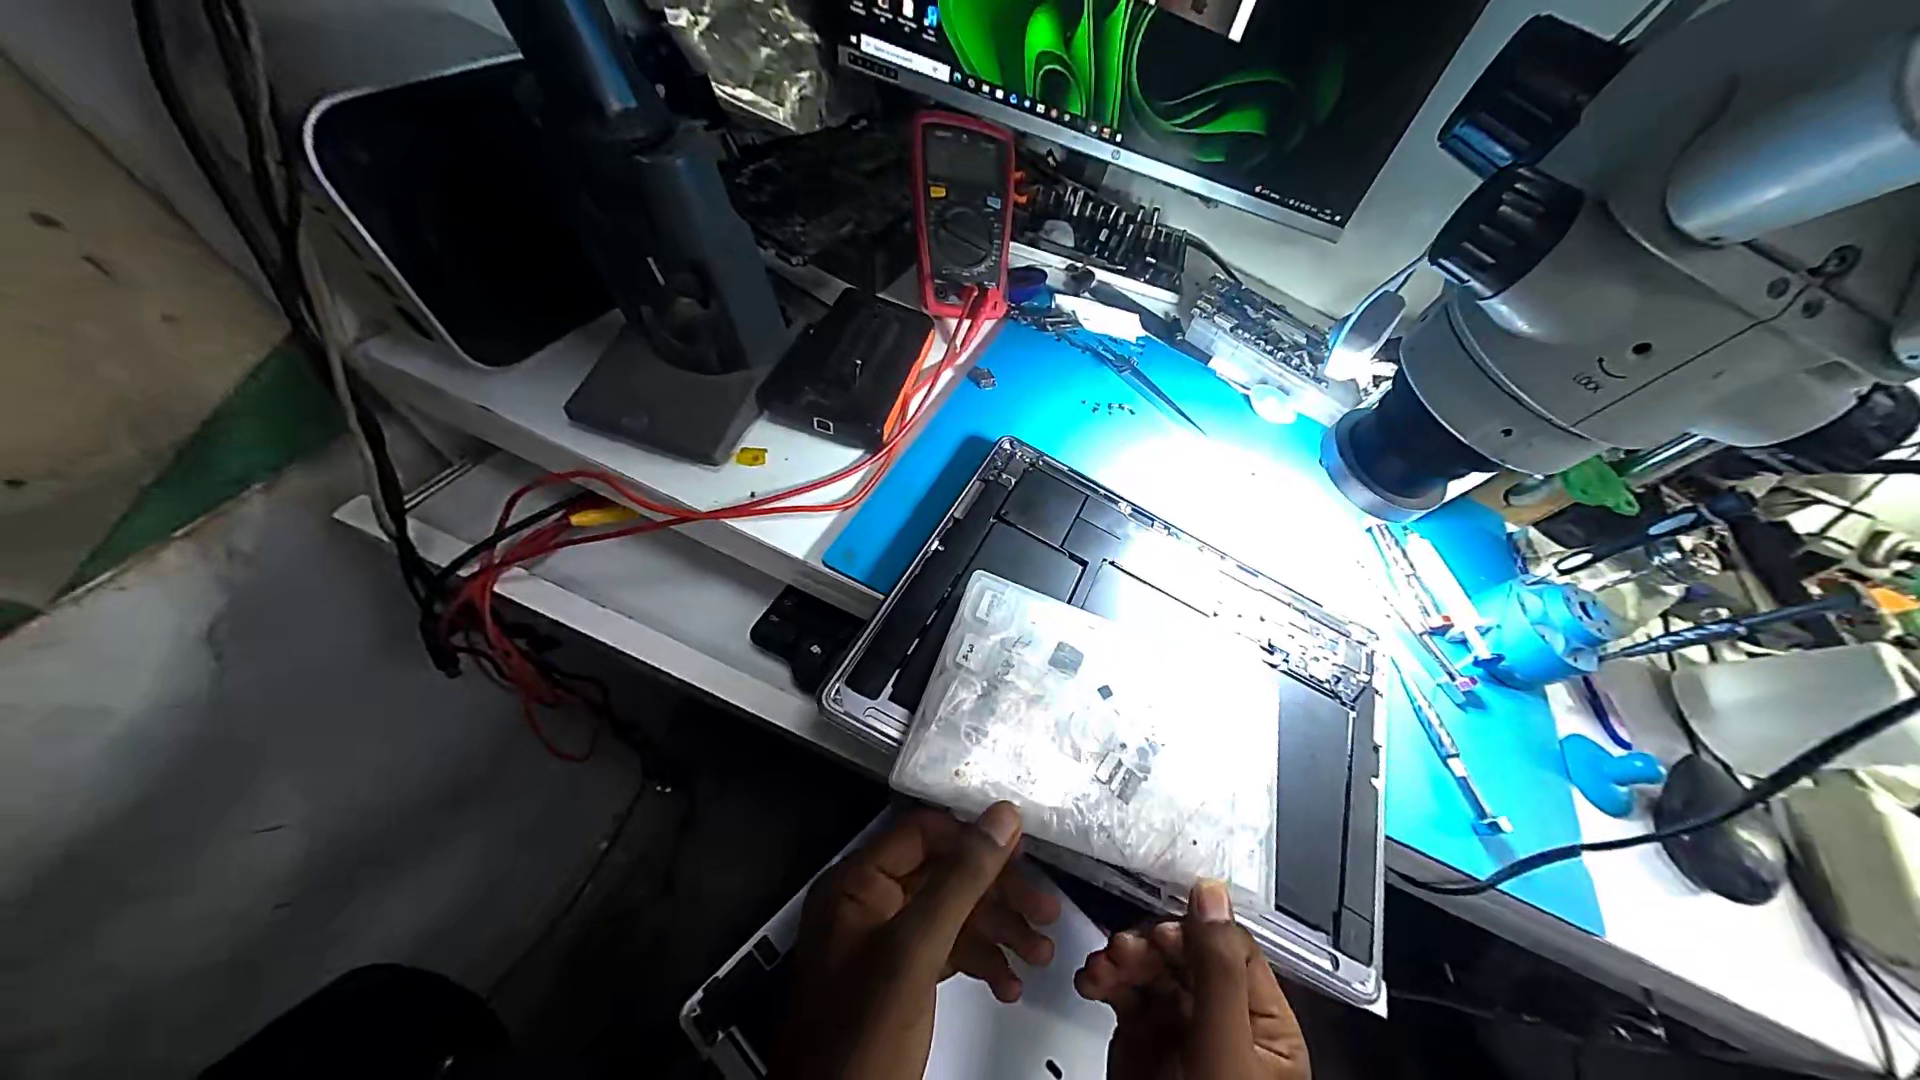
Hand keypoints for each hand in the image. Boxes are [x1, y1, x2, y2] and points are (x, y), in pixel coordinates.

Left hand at [770, 802, 1060, 1079]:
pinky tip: (1006, 981)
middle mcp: (867, 905)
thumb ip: (960, 880)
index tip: (1018, 848)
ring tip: (1036, 950)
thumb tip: (998, 822)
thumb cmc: (854, 1045)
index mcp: (856, 884)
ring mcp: (883, 943)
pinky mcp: (899, 976)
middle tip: (1039, 907)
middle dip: (996, 893)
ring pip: (951, 914)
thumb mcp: (916, 950)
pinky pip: (947, 949)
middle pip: (944, 875)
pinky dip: (981, 961)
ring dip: (998, 930)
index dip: (972, 838)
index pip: (923, 835)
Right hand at [1074, 880, 1309, 1079]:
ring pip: (1148, 965)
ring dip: (1119, 957)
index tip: (1160, 937)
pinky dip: (1103, 978)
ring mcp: (1178, 1024)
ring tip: (1100, 971)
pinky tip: (1090, 981)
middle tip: (1121, 953)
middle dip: (1147, 945)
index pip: (1228, 947)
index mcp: (1260, 1020)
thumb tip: (1210, 890)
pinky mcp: (1141, 1035)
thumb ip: (1218, 971)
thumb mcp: (1226, 1051)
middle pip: (1182, 950)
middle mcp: (1220, 1014)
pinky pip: (1123, 989)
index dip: (1192, 932)